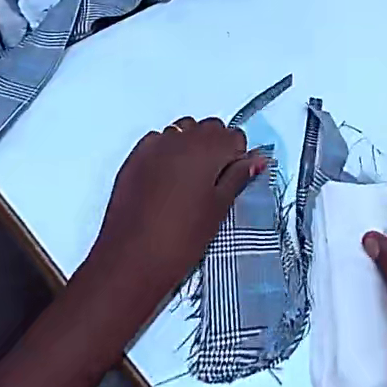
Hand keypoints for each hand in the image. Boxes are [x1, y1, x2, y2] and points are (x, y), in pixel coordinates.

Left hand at [83, 117, 264, 311]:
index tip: (234, 178)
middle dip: (216, 148)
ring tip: (190, 185)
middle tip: (214, 184)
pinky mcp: (135, 156)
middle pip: (208, 128)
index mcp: (207, 147)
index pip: (235, 135)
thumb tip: (256, 159)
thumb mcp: (218, 209)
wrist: (131, 258)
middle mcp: (180, 137)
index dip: (237, 157)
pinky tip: (166, 184)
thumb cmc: (180, 238)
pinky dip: (166, 154)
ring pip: (183, 132)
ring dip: (191, 148)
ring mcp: (154, 144)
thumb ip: (238, 177)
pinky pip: (158, 142)